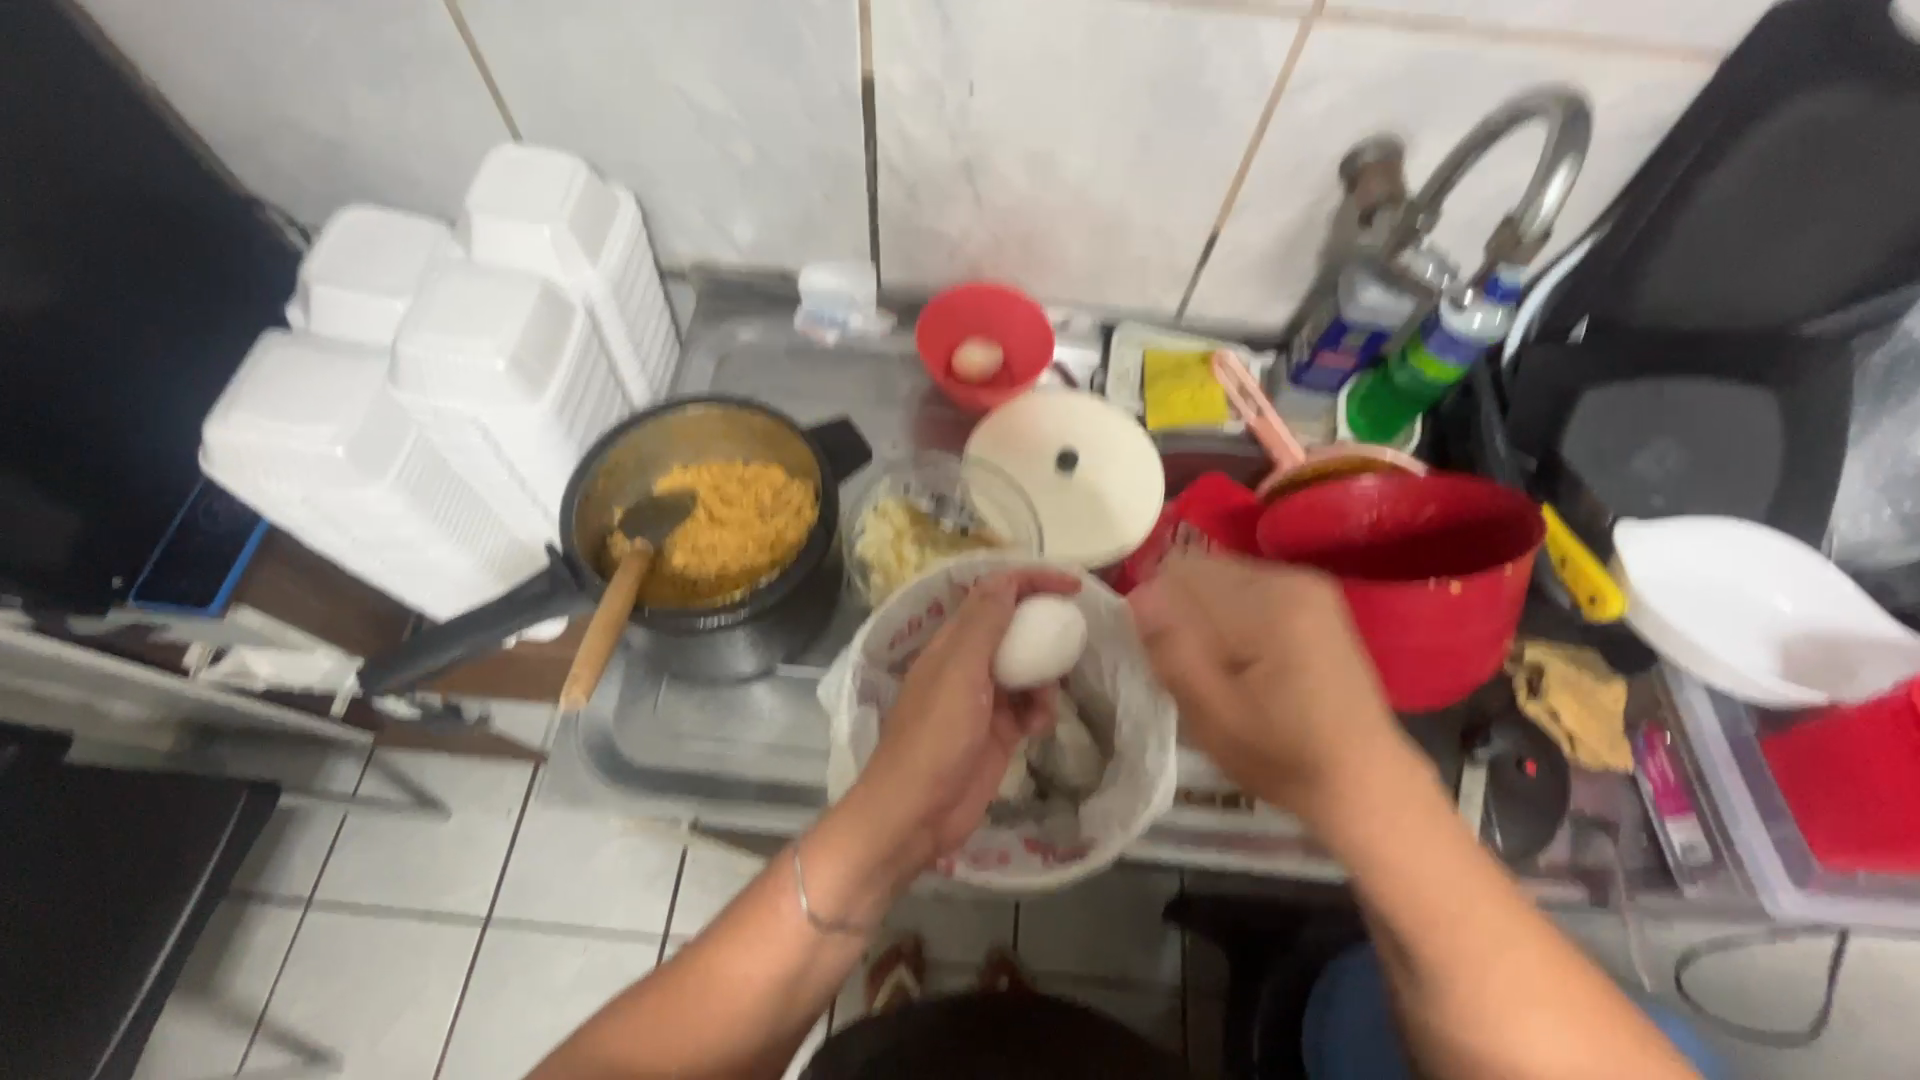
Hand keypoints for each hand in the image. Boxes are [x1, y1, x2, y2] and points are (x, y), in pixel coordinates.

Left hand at [856, 568, 1083, 869]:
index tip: (1072, 586)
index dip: (1031, 581)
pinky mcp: (999, 732)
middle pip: (1014, 629)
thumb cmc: (934, 738)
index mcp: (952, 642)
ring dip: (1044, 678)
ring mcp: (984, 700)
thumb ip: (983, 625)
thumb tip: (1006, 580)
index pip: (994, 594)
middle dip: (1043, 629)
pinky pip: (1030, 708)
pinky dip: (1039, 712)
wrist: (917, 813)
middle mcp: (968, 664)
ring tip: (1045, 700)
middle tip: (1075, 634)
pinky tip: (1037, 729)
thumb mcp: (959, 673)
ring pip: (1027, 669)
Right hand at [1127, 554, 1411, 822]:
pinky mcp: (1313, 599)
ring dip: (1203, 613)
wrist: (1362, 778)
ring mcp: (1307, 585)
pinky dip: (1229, 615)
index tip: (1161, 655)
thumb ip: (1172, 650)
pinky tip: (1242, 658)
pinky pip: (1245, 588)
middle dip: (1180, 610)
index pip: (1179, 571)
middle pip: (1200, 569)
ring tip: (1217, 666)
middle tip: (1190, 667)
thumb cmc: (1282, 756)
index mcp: (1268, 604)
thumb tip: (1139, 597)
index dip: (1154, 608)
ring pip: (1220, 577)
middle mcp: (1290, 579)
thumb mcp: (1212, 716)